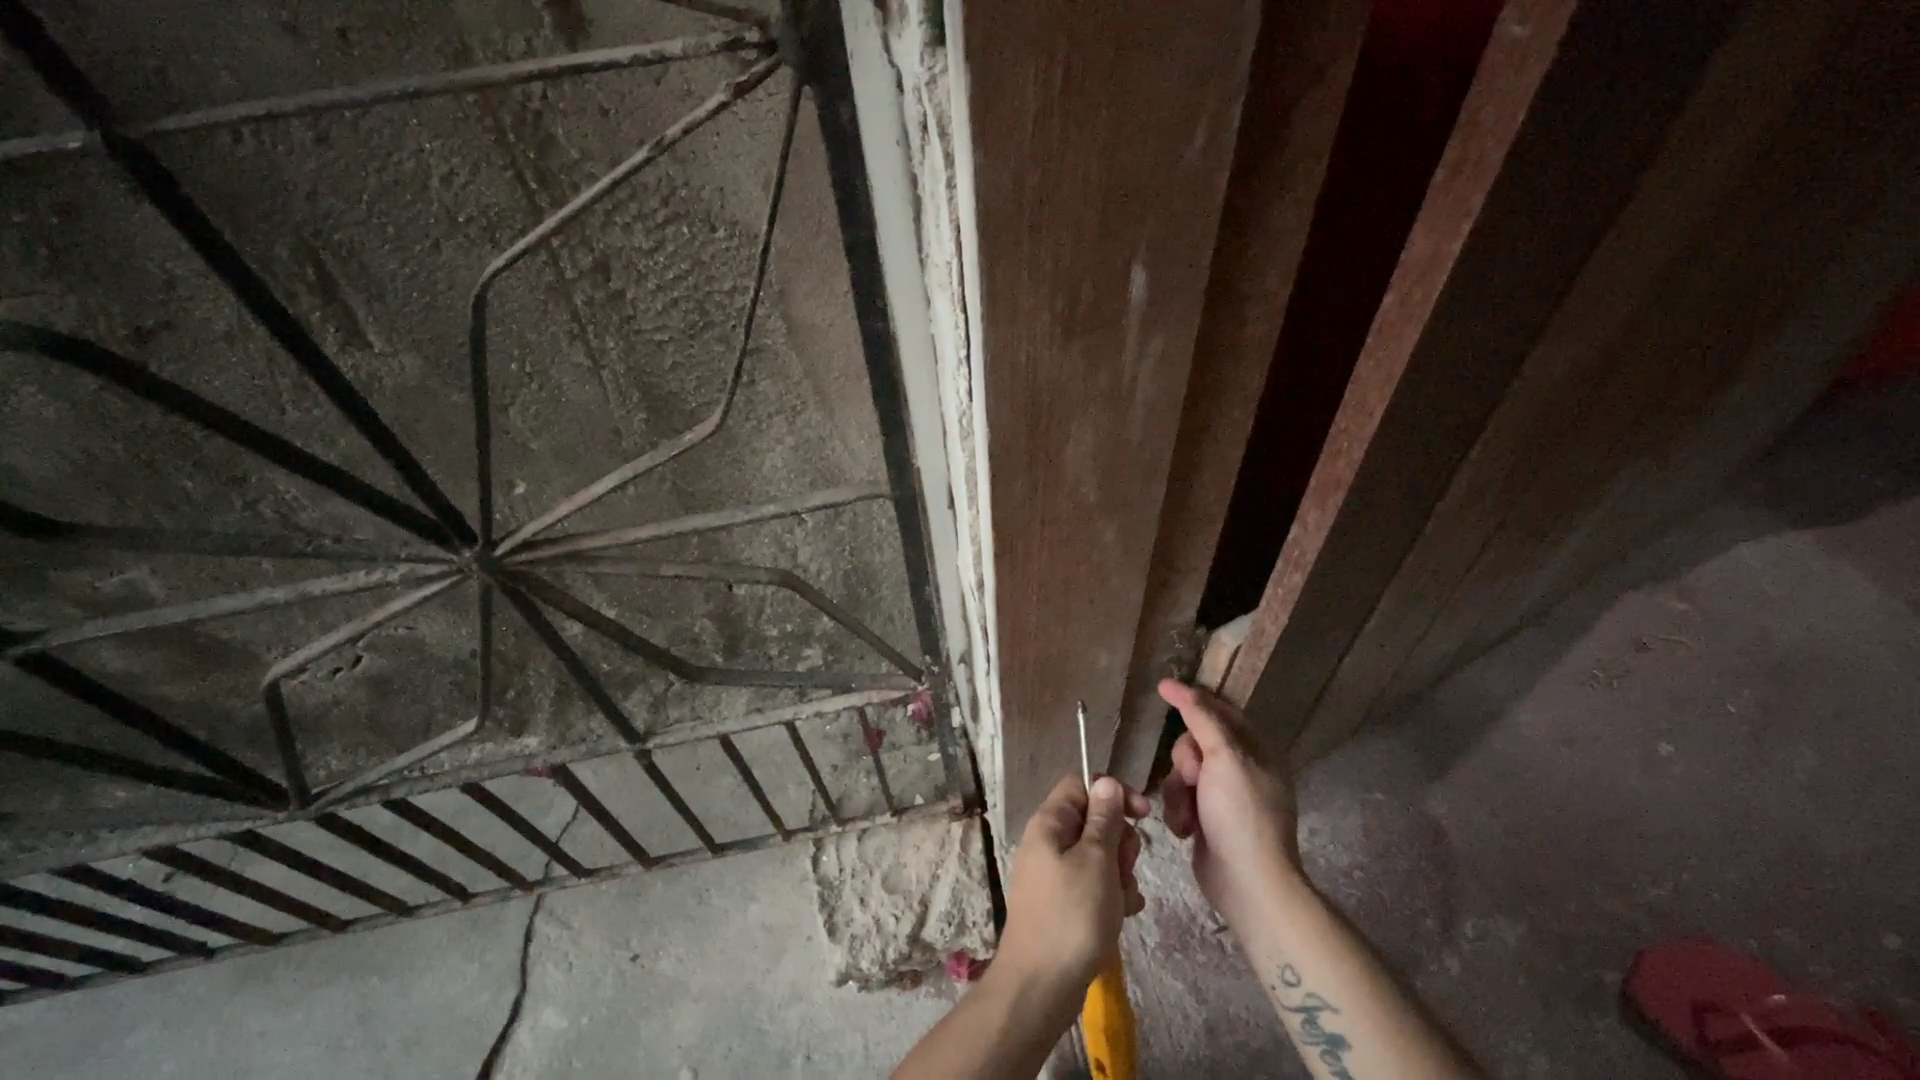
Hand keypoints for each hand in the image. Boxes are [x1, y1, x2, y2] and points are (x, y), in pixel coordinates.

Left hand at [995, 773, 1149, 991]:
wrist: (1042, 984)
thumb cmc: (1072, 915)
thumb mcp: (1096, 860)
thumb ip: (1104, 819)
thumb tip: (1106, 782)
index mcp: (1050, 824)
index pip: (1081, 785)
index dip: (1113, 793)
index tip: (1142, 815)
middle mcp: (1049, 843)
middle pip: (1095, 821)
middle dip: (1120, 841)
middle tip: (1125, 866)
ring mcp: (1056, 875)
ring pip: (1101, 856)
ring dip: (1121, 873)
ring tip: (1122, 899)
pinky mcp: (1065, 903)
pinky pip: (1096, 886)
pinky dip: (1113, 896)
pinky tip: (1122, 915)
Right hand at [1158, 678, 1303, 923]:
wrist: (1247, 883)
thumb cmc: (1240, 815)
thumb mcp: (1224, 758)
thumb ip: (1201, 719)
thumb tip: (1174, 686)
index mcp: (1257, 749)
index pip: (1220, 711)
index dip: (1192, 700)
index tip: (1161, 689)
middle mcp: (1242, 768)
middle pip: (1193, 743)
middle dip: (1184, 762)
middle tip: (1192, 779)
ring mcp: (1224, 796)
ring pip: (1181, 773)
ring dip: (1177, 793)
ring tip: (1186, 816)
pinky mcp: (1207, 819)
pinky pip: (1180, 799)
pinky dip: (1178, 812)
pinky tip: (1184, 830)